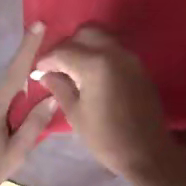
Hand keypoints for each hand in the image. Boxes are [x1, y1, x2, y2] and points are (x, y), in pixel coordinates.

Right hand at [34, 27, 177, 177]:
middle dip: (68, 45)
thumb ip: (60, 88)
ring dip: (86, 46)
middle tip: (58, 66)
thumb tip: (46, 74)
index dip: (47, 60)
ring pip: (103, 37)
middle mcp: (115, 53)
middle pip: (86, 33)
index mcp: (95, 65)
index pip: (64, 51)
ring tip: (74, 68)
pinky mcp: (139, 67)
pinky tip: (92, 74)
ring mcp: (130, 58)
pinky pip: (116, 50)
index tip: (39, 70)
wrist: (147, 152)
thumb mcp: (76, 114)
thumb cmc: (106, 138)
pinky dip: (101, 54)